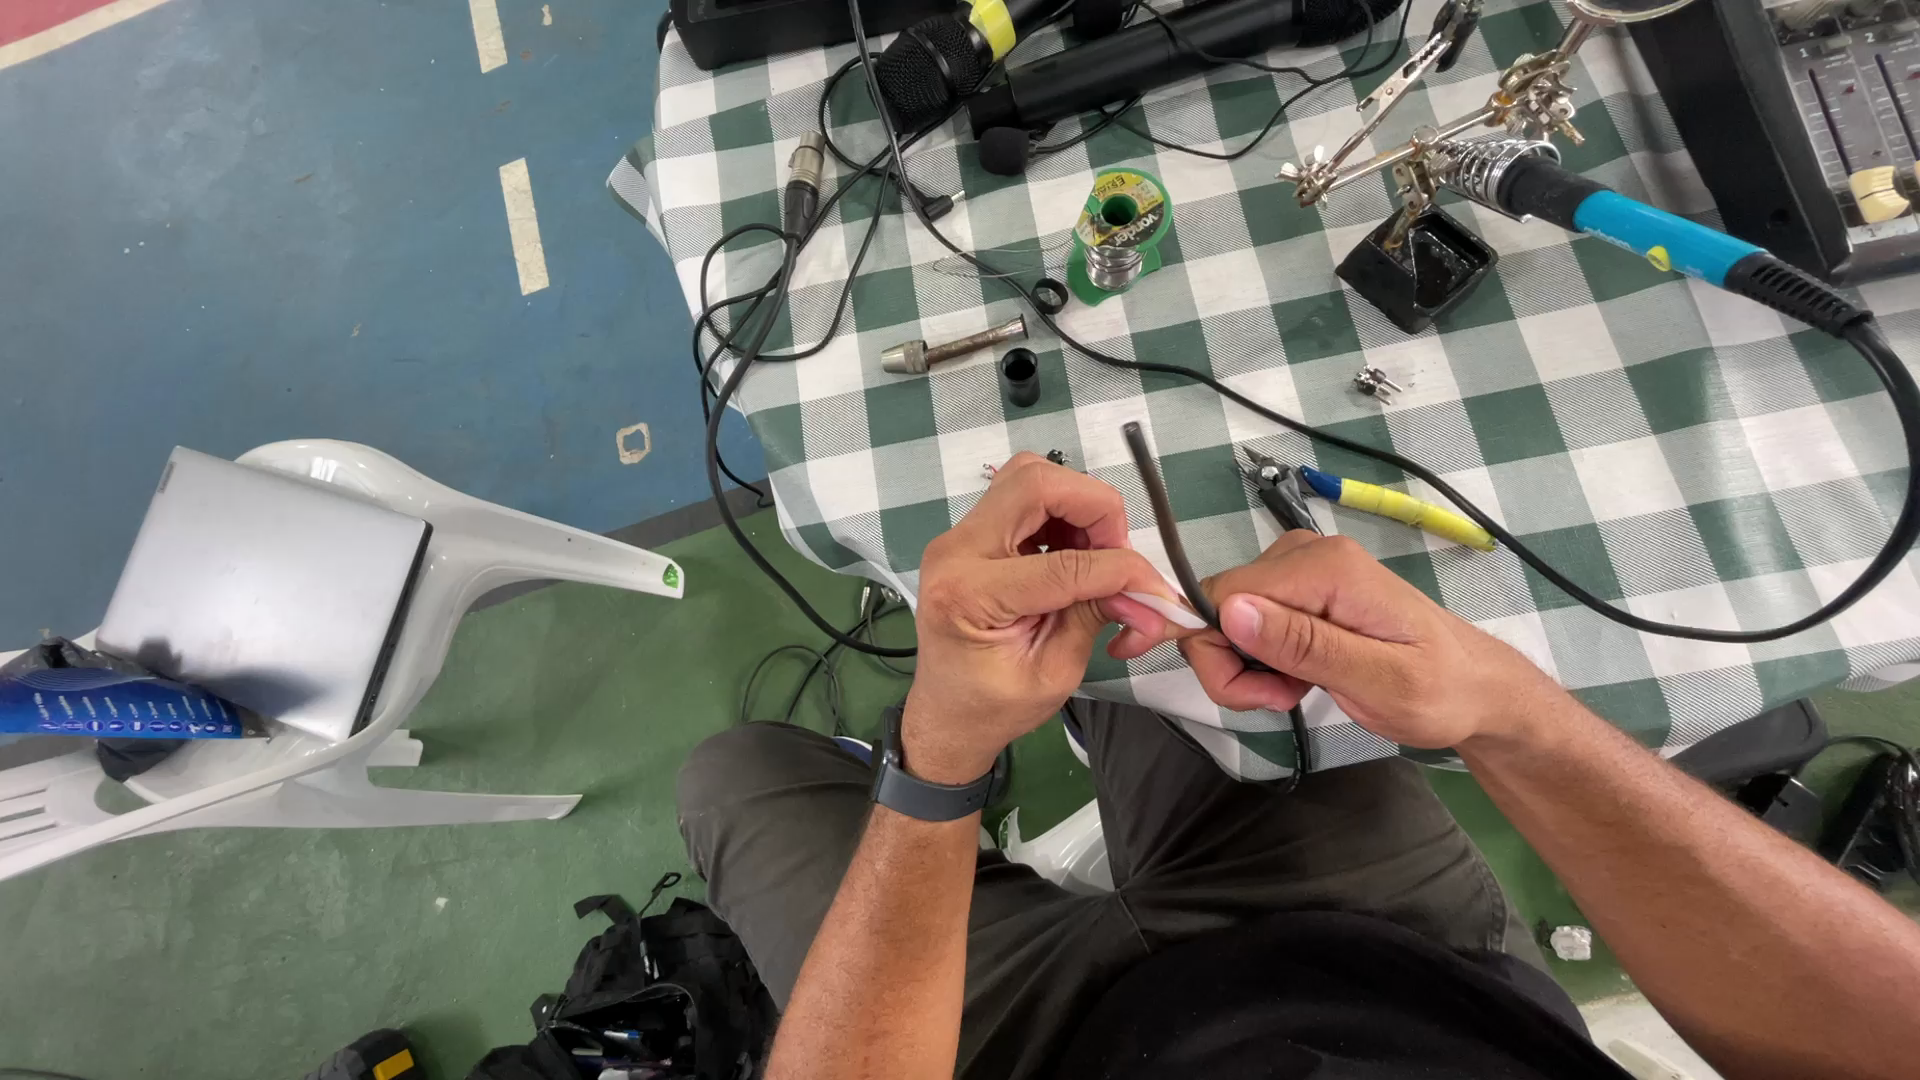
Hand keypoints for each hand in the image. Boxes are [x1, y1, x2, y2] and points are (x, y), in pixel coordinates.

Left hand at [903, 453, 1181, 782]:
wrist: (947, 713)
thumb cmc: (993, 706)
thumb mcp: (1054, 671)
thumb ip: (1097, 617)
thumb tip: (1151, 591)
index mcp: (970, 594)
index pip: (1061, 563)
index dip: (1120, 571)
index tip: (1155, 589)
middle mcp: (956, 551)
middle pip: (1035, 482)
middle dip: (1095, 508)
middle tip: (1117, 554)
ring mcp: (959, 537)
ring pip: (1028, 477)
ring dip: (1077, 506)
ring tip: (1096, 555)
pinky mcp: (970, 535)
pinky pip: (1021, 496)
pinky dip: (1061, 511)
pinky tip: (1074, 552)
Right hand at [1176, 531, 1561, 749]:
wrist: (1477, 688)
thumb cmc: (1441, 691)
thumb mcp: (1380, 681)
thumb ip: (1305, 644)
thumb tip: (1230, 611)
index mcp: (1325, 568)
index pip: (1223, 594)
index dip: (1217, 648)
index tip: (1257, 695)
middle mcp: (1304, 554)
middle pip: (1218, 603)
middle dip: (1230, 662)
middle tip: (1277, 698)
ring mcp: (1299, 568)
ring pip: (1226, 613)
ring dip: (1243, 663)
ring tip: (1291, 690)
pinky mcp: (1297, 587)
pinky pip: (1244, 618)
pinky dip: (1255, 656)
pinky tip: (1292, 676)